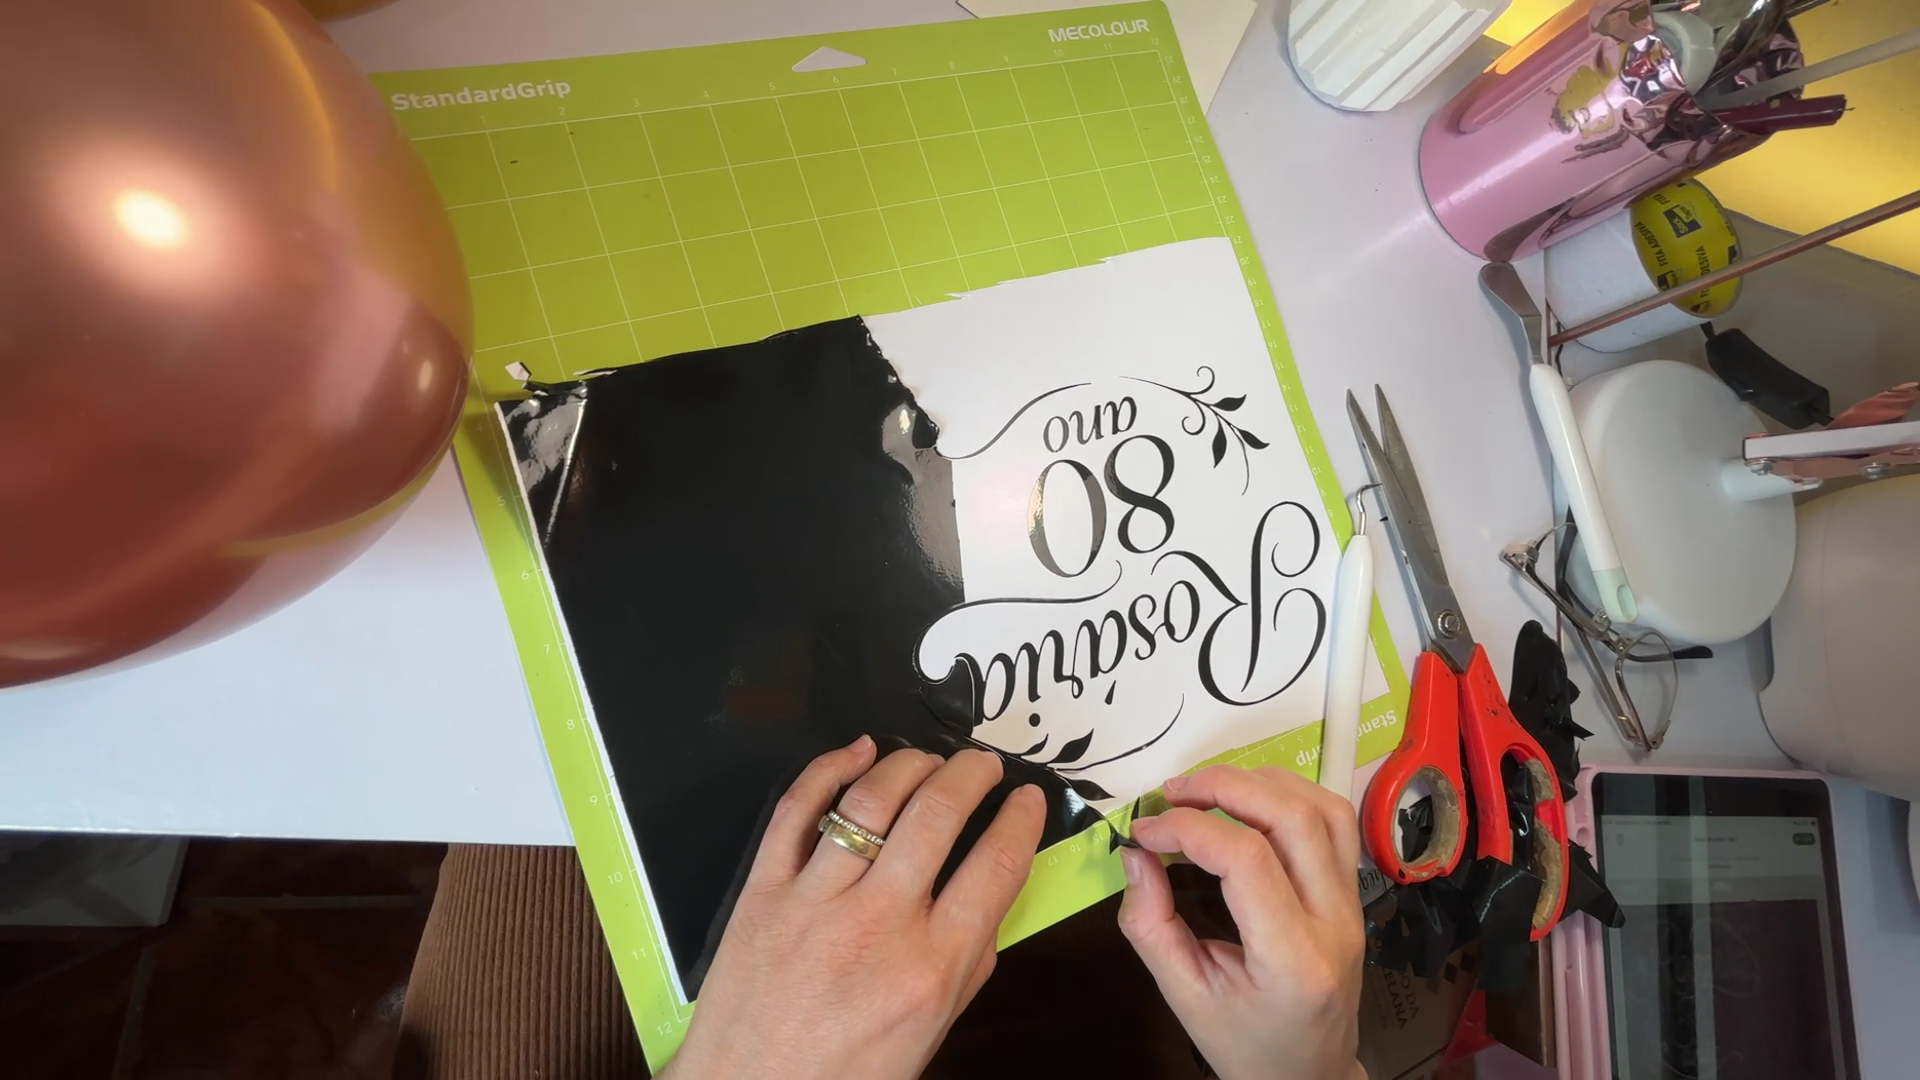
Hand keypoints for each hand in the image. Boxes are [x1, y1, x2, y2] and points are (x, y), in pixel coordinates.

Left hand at [663, 736, 1045, 1079]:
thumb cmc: (850, 1073)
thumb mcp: (932, 1030)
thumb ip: (969, 958)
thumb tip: (992, 885)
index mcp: (930, 968)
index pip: (995, 866)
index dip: (1021, 817)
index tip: (1027, 796)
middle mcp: (877, 925)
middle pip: (937, 815)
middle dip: (971, 772)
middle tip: (982, 762)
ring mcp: (814, 900)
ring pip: (871, 799)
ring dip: (911, 763)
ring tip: (931, 759)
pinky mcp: (764, 887)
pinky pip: (797, 809)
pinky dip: (830, 766)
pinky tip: (861, 749)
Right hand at [1117, 766, 1365, 1079]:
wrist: (1311, 1077)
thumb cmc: (1243, 1042)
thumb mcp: (1182, 996)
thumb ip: (1149, 924)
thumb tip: (1135, 852)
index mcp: (1293, 961)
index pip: (1244, 859)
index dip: (1185, 829)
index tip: (1142, 833)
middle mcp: (1335, 922)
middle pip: (1291, 818)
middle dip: (1223, 787)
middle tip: (1171, 794)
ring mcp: (1352, 903)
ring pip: (1322, 807)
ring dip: (1258, 782)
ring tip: (1207, 790)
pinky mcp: (1351, 890)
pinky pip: (1334, 818)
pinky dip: (1286, 791)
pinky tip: (1246, 800)